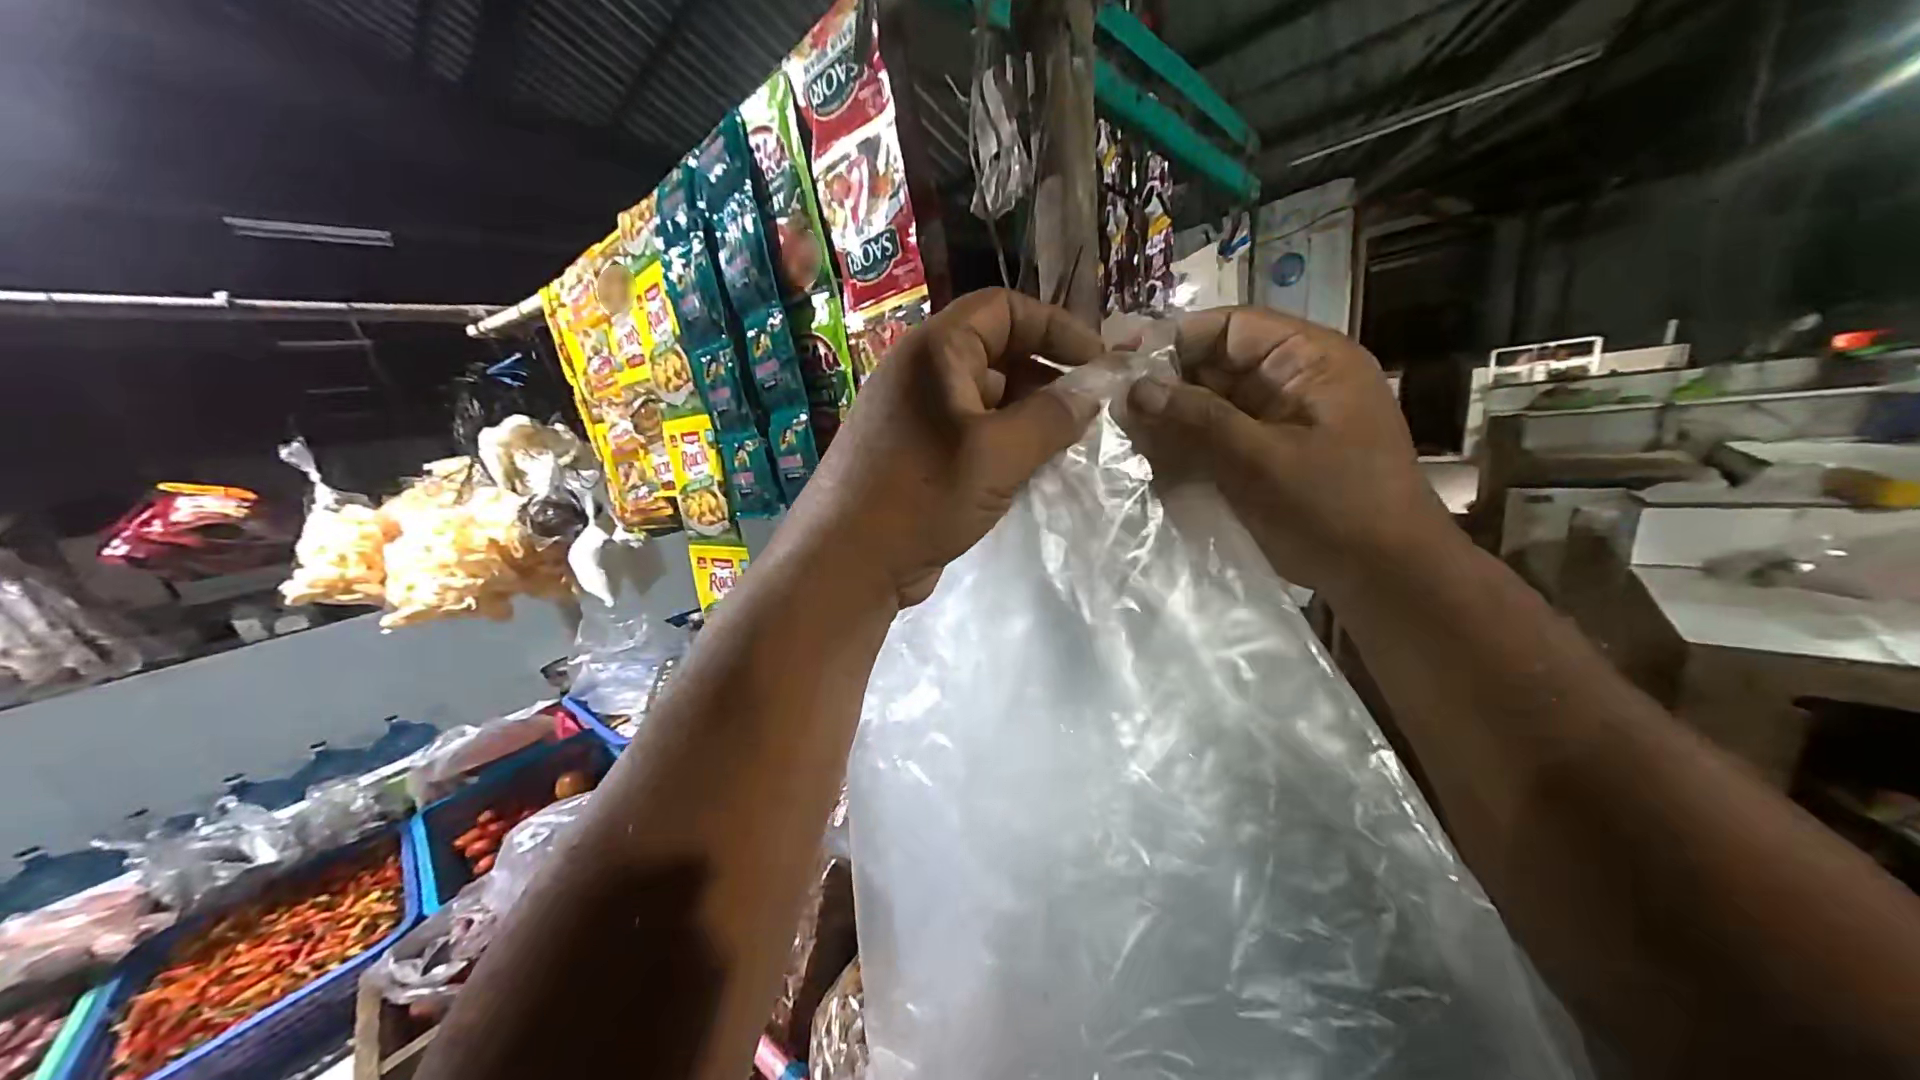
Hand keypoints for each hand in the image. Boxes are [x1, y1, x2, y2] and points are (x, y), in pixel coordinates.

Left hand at [786, 288, 1105, 606]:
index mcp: (935, 351)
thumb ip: (1052, 417)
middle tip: (1089, 411)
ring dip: (1029, 415)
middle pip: (998, 353)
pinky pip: (971, 433)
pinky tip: (1032, 470)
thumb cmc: (922, 495)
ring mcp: (916, 415)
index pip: (1005, 309)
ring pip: (987, 399)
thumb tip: (1093, 390)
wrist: (848, 562)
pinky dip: (1005, 443)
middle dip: (1047, 377)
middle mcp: (922, 373)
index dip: (1056, 327)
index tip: (1098, 362)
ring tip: (1069, 444)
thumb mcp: (998, 454)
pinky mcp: (917, 454)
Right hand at [1122, 306, 1458, 597]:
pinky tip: (1148, 461)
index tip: (1123, 360)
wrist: (1383, 577)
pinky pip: (1215, 440)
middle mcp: (1291, 383)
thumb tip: (1136, 389)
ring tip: (1123, 436)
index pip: (1232, 328)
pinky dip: (1184, 448)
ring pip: (1210, 405)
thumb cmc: (1334, 506)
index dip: (1176, 338)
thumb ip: (1198, 419)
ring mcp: (1277, 423)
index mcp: (1310, 361)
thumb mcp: (1263, 459)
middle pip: (1215, 366)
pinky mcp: (1263, 458)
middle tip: (1113, 406)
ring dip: (1169, 420)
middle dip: (1166, 385)